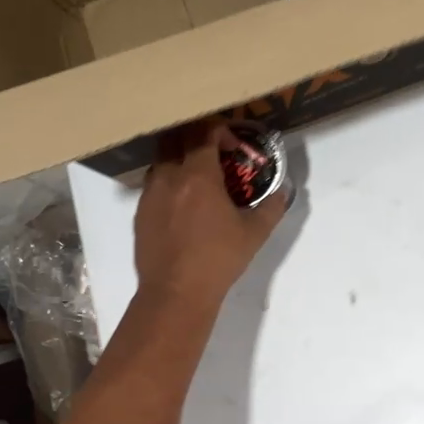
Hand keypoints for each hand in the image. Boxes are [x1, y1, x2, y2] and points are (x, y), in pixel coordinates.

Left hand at [132, 122, 287, 311]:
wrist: (176, 293)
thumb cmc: (219, 258)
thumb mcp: (255, 233)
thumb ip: (272, 207)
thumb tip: (282, 192)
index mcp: (198, 175)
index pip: (204, 132)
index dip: (222, 131)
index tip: (235, 148)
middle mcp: (169, 176)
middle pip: (176, 137)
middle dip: (197, 136)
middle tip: (215, 152)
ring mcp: (150, 194)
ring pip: (162, 158)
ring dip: (181, 157)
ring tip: (200, 177)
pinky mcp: (140, 211)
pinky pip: (154, 183)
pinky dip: (170, 181)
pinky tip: (185, 204)